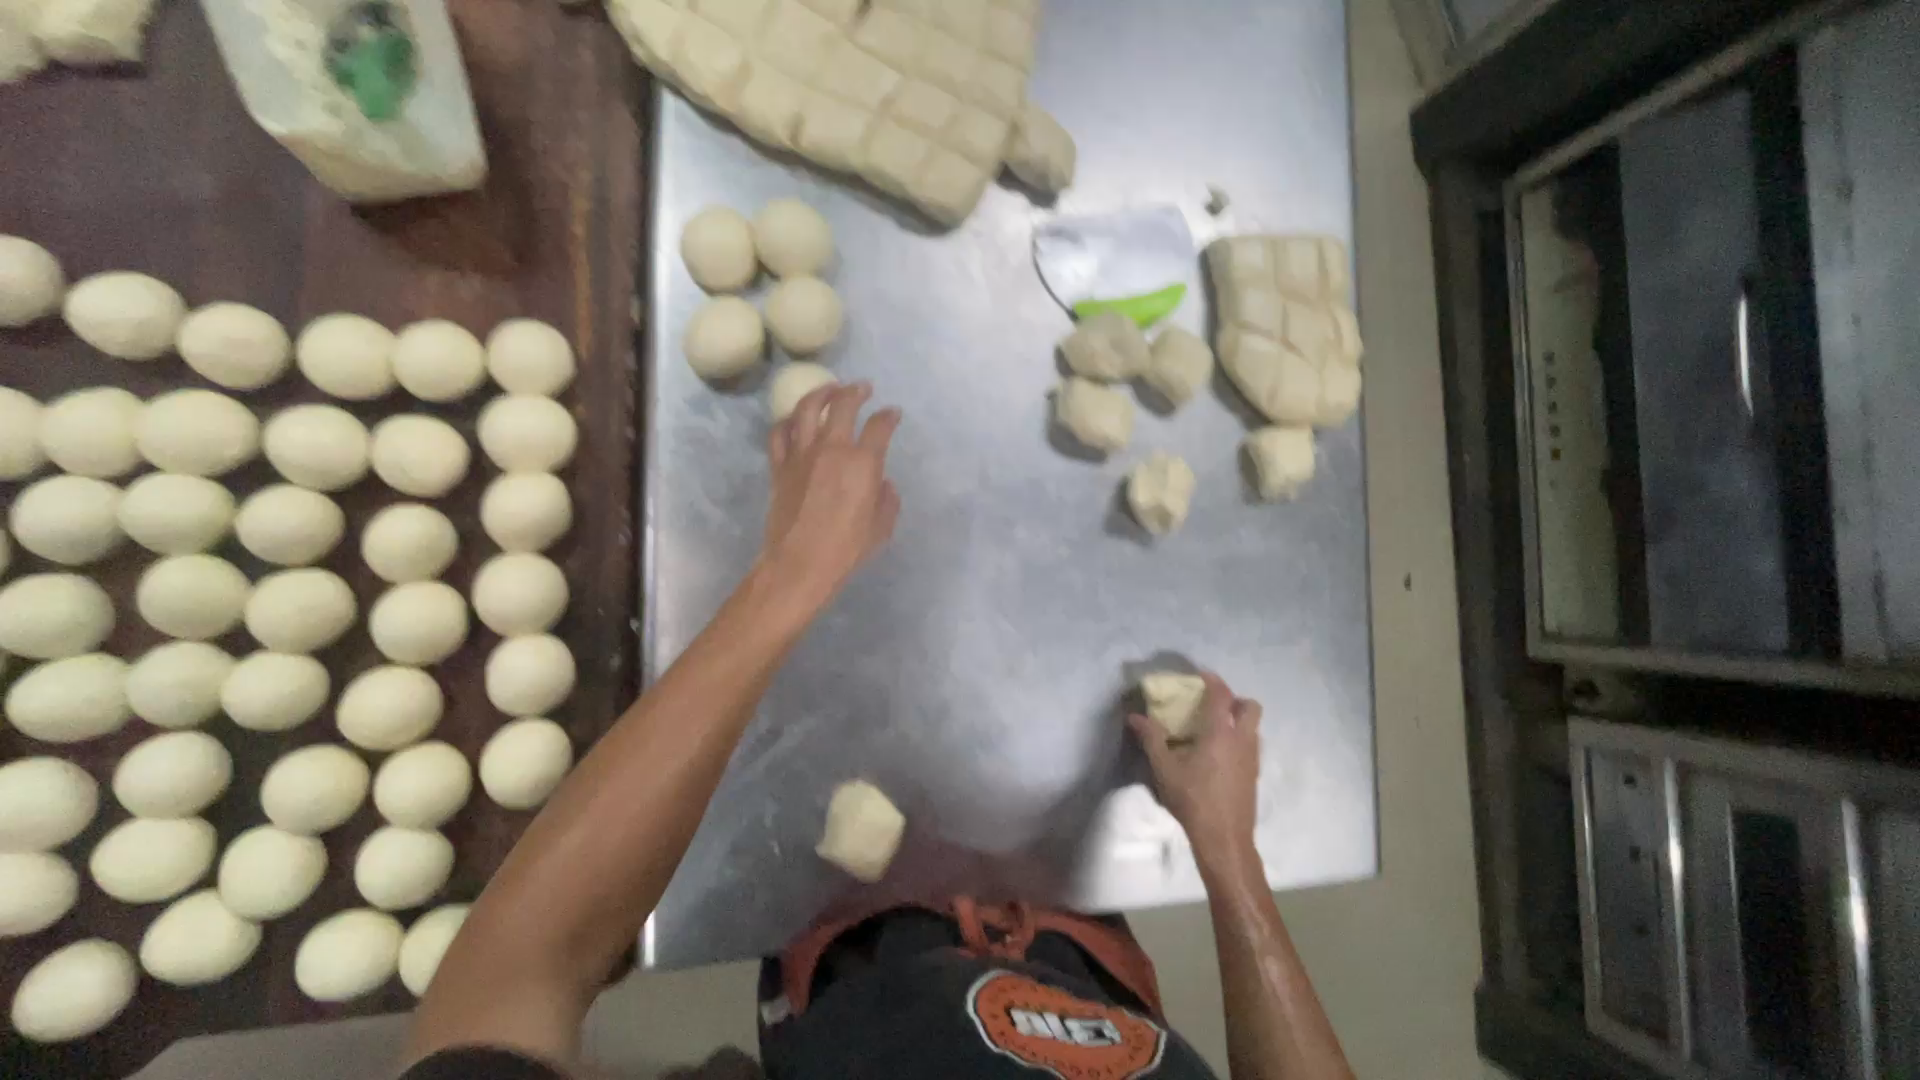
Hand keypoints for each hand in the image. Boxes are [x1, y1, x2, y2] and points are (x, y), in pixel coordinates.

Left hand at [762, 382, 902, 603]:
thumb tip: (883, 483)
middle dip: (856, 392)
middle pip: (843, 405)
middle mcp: (832, 449)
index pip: (880, 427)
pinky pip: (780, 433)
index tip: (893, 413)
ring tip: (829, 389)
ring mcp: (801, 455)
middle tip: (863, 388)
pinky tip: (794, 420)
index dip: (889, 416)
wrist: (799, 563)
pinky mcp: (780, 466)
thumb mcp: (881, 528)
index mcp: (863, 463)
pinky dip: (788, 421)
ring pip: (807, 409)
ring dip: (820, 393)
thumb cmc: (846, 550)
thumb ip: (887, 500)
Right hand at [1130, 672, 1262, 877]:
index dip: (1212, 680)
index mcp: (1220, 732)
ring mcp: (1253, 758)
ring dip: (1239, 720)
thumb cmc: (1193, 799)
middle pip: (1250, 706)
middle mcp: (1242, 739)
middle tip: (1212, 704)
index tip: (1199, 675)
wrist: (1224, 838)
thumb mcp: (1164, 769)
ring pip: (1254, 727)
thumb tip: (1134, 717)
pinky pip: (1252, 745)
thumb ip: (1151, 739)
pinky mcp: (1255, 774)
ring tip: (1214, 729)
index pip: (1222, 695)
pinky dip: (1240, 739)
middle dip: (1234, 699)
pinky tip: (1220, 755)